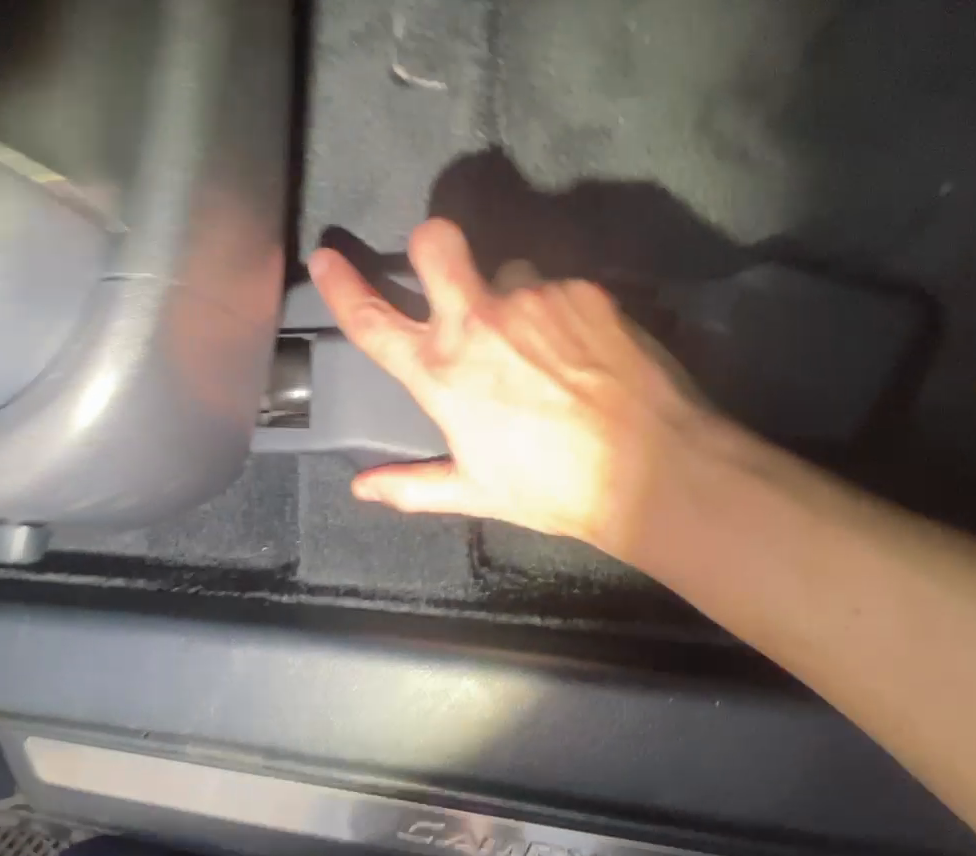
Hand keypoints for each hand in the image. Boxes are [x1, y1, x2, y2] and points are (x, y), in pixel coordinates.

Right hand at [308, 218, 708, 560]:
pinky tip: (580, 350)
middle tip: (444, 271)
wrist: (651, 468)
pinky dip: (557, 310)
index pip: (372, 319)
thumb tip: (360, 488)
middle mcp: (479, 320)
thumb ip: (412, 486)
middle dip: (428, 245)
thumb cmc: (552, 488)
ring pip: (507, 268)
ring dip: (508, 294)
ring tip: (537, 343)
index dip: (341, 286)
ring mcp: (535, 296)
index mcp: (442, 372)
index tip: (325, 259)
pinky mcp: (584, 290)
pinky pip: (557, 286)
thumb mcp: (475, 492)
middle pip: (434, 243)